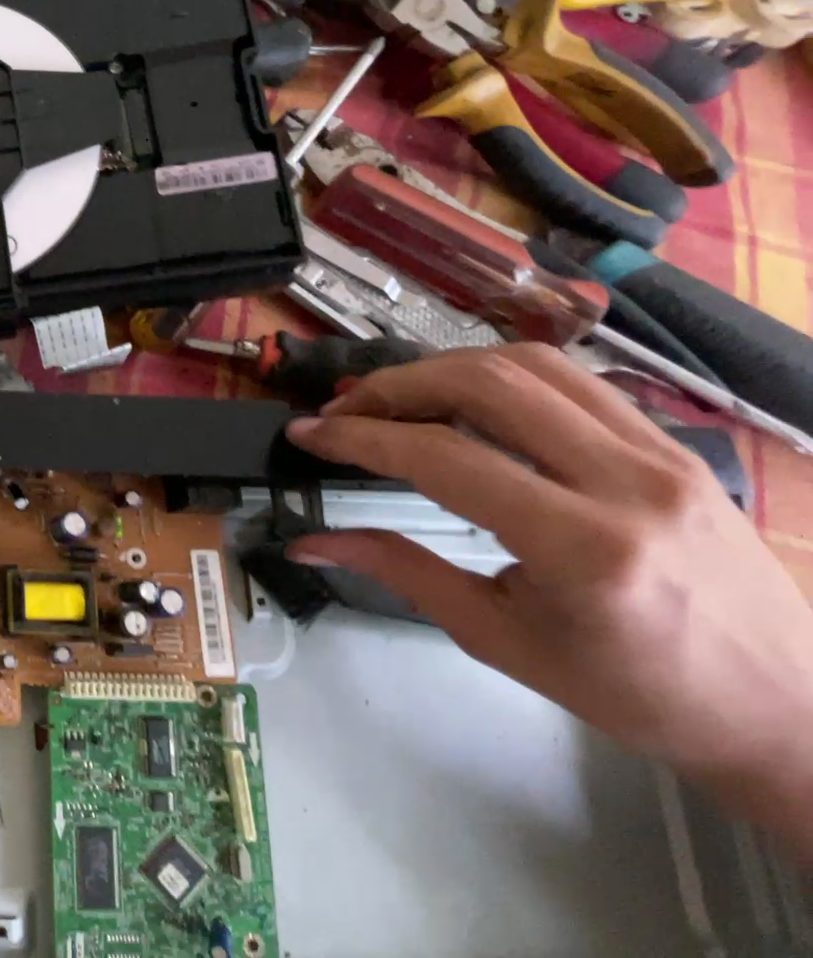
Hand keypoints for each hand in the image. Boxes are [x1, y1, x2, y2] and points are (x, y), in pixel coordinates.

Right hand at [284, 344, 812, 838]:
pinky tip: (459, 402)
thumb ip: (398, 570)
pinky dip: (497, 376)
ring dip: (443, 368)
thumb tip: (309, 542)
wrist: (782, 704)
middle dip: (395, 386)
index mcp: (582, 547)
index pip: (445, 458)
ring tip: (390, 398)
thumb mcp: (494, 636)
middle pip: (490, 385)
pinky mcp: (673, 444)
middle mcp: (630, 481)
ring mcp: (662, 453)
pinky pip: (572, 382)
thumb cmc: (628, 689)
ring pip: (533, 366)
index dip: (360, 438)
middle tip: (340, 410)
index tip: (306, 434)